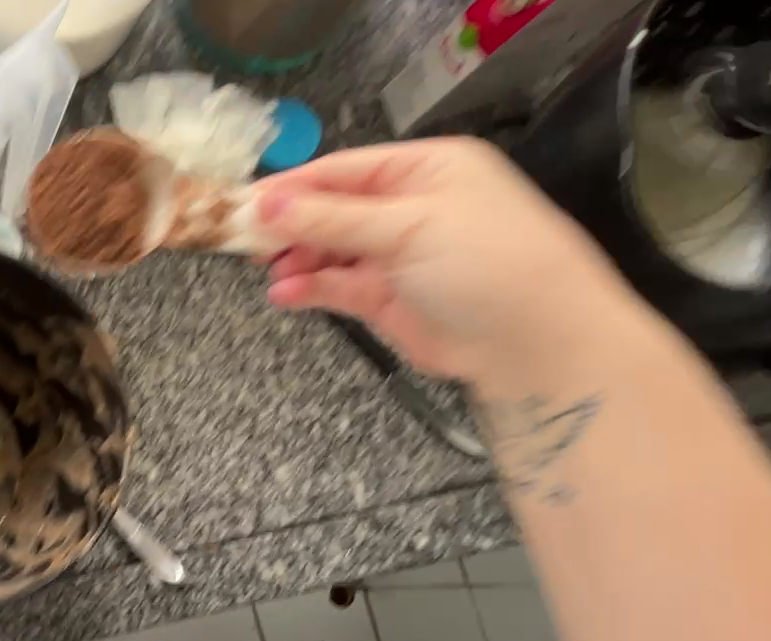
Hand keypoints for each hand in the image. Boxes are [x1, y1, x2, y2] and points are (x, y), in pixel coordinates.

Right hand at [251, 137, 642, 385]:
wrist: (528, 339)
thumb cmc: (484, 262)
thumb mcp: (406, 228)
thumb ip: (329, 219)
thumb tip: (264, 204)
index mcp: (423, 170)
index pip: (340, 171)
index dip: (290, 188)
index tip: (242, 207)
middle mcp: (404, 207)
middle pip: (327, 211)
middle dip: (288, 227)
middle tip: (245, 244)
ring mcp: (391, 254)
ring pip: (324, 250)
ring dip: (295, 260)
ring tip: (271, 273)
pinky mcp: (380, 296)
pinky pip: (331, 286)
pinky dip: (305, 289)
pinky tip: (284, 294)